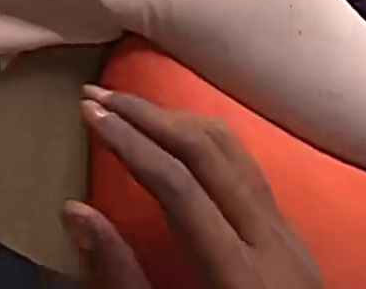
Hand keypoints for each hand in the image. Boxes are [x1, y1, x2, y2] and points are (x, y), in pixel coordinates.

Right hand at [63, 87, 322, 288]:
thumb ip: (122, 278)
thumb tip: (73, 210)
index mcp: (244, 278)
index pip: (179, 185)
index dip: (128, 142)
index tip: (86, 111)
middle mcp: (274, 245)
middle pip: (205, 150)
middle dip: (143, 114)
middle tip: (96, 94)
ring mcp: (290, 236)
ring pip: (229, 146)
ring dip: (171, 117)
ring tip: (126, 108)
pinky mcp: (292, 235)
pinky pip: (243, 161)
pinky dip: (198, 135)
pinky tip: (170, 135)